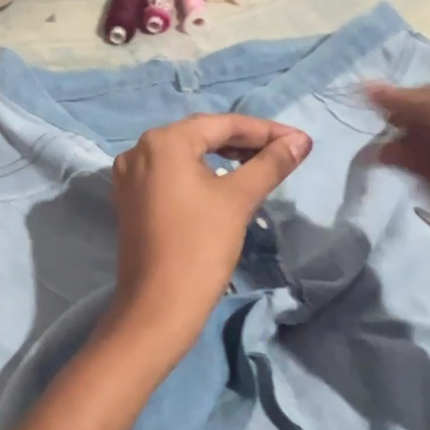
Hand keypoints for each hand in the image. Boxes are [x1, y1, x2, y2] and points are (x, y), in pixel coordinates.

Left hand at [109, 114, 310, 340]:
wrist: (159, 304)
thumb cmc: (200, 246)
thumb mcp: (239, 199)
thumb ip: (270, 164)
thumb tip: (300, 142)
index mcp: (163, 142)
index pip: (222, 124)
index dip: (265, 130)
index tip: (299, 140)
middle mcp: (139, 150)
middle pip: (200, 135)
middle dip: (243, 142)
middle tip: (283, 151)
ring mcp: (129, 176)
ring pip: (184, 155)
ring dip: (221, 157)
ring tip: (259, 164)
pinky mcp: (129, 200)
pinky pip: (169, 175)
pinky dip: (198, 174)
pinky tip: (223, 181)